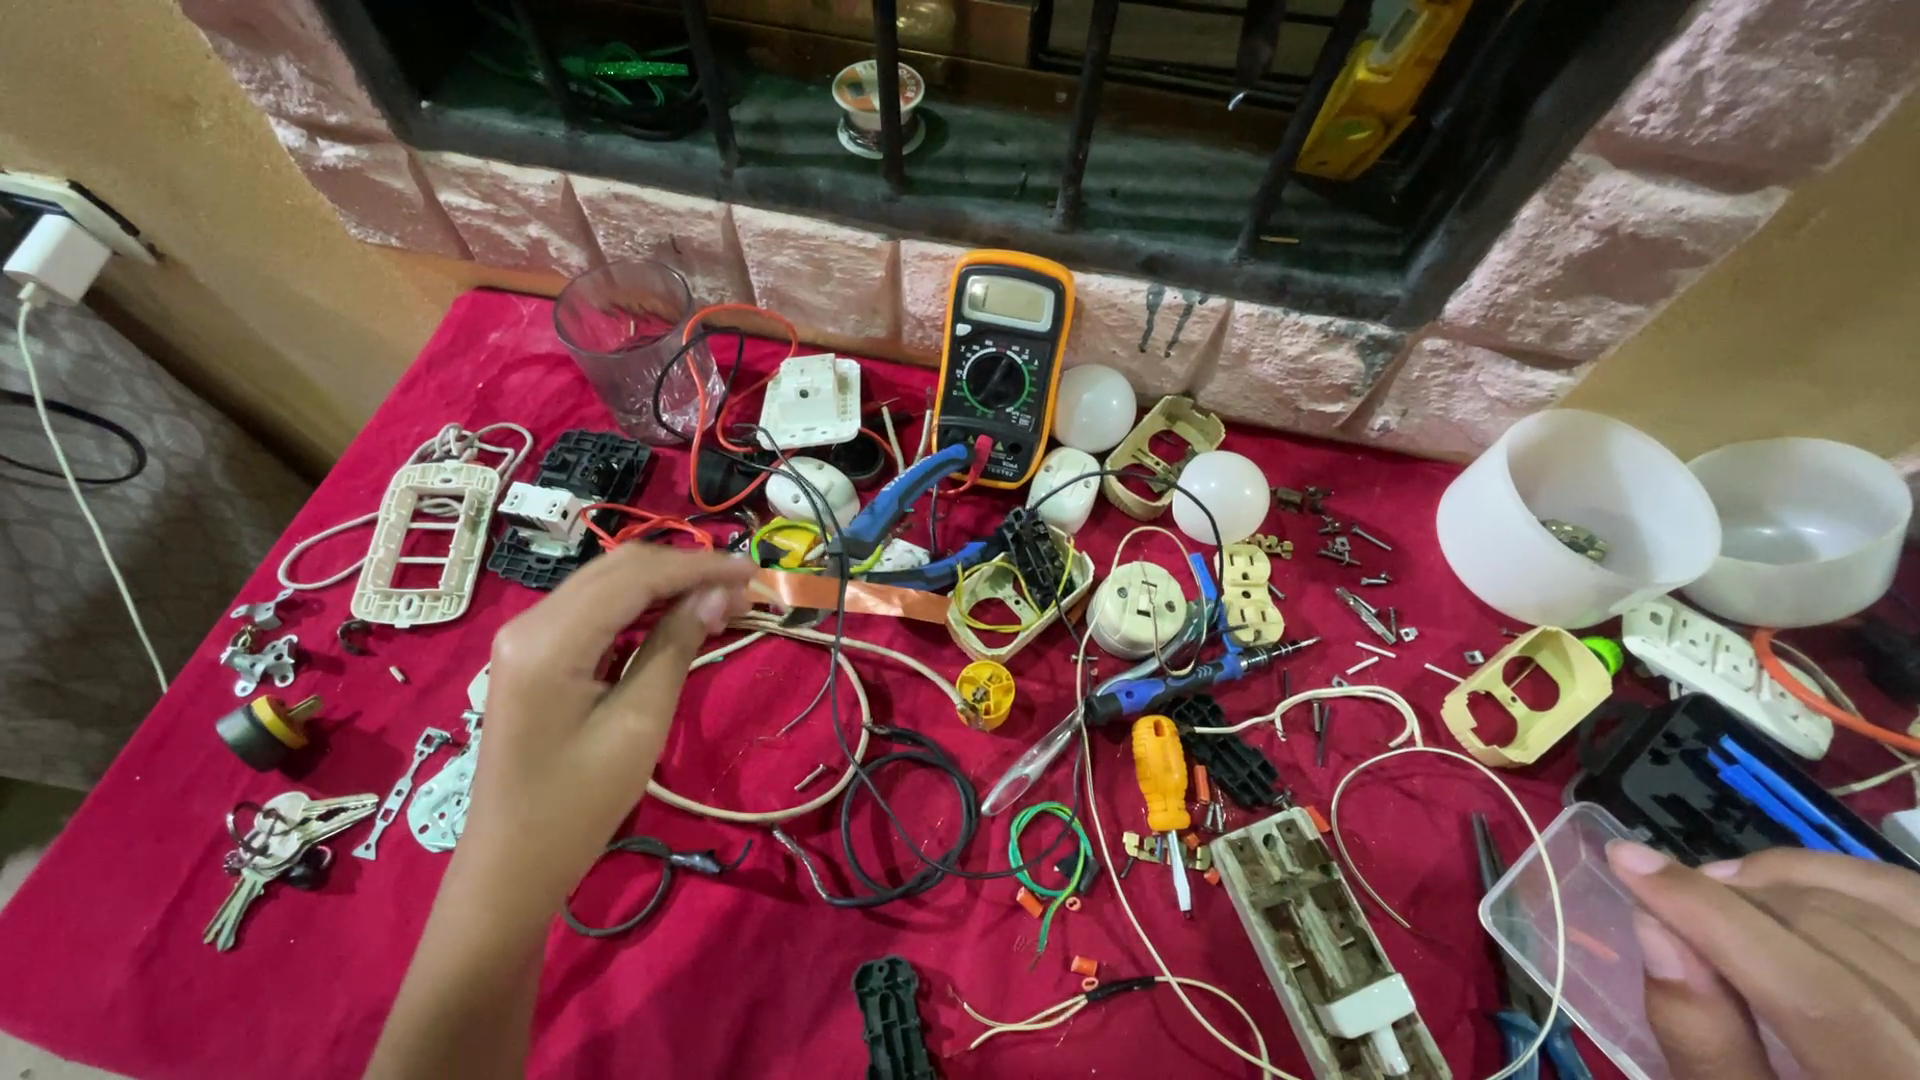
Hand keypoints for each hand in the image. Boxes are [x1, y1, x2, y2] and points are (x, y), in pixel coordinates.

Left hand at [457, 544, 756, 909]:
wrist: (512, 862)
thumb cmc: (578, 803)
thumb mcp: (639, 722)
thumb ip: (676, 646)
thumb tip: (719, 594)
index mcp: (549, 640)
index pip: (635, 576)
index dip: (698, 567)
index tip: (752, 570)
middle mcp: (530, 622)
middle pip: (619, 569)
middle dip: (685, 570)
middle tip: (742, 586)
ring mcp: (526, 635)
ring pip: (607, 583)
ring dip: (665, 584)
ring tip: (721, 598)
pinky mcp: (534, 652)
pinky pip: (594, 609)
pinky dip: (640, 605)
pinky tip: (677, 615)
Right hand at [1608, 841, 1919, 1078]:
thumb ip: (1704, 1042)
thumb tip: (1652, 925)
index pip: (1814, 994)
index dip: (1711, 917)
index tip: (1626, 861)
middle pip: (1844, 942)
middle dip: (1735, 898)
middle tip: (1667, 892)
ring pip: (1888, 908)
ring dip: (1784, 882)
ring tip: (1722, 890)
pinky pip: (1918, 898)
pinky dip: (1848, 876)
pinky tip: (1791, 885)